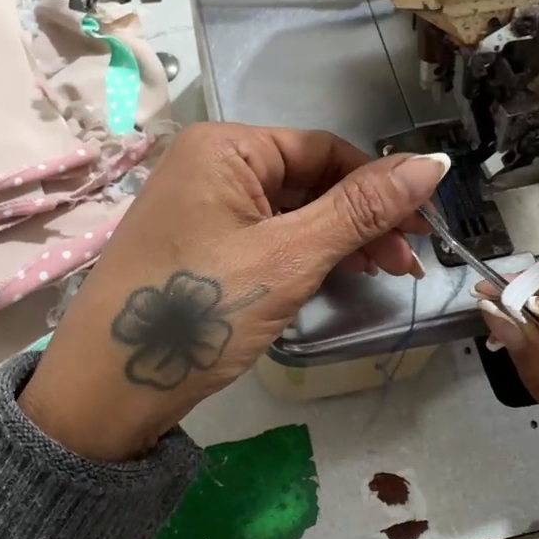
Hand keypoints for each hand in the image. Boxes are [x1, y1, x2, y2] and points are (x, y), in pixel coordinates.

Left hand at [20, 123, 446, 460]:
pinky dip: (305, 254)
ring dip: (340, 239)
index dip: (382, 185)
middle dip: (364, 218)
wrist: (104, 392)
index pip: (325, 149)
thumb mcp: (290, 257)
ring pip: (291, 210)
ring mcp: (202, 205)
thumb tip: (434, 162)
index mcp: (225, 146)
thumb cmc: (199, 310)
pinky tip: (337, 275)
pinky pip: (266, 235)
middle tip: (409, 262)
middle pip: (310, 179)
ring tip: (385, 274)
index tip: (427, 226)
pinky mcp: (199, 243)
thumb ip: (362, 208)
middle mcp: (210, 163)